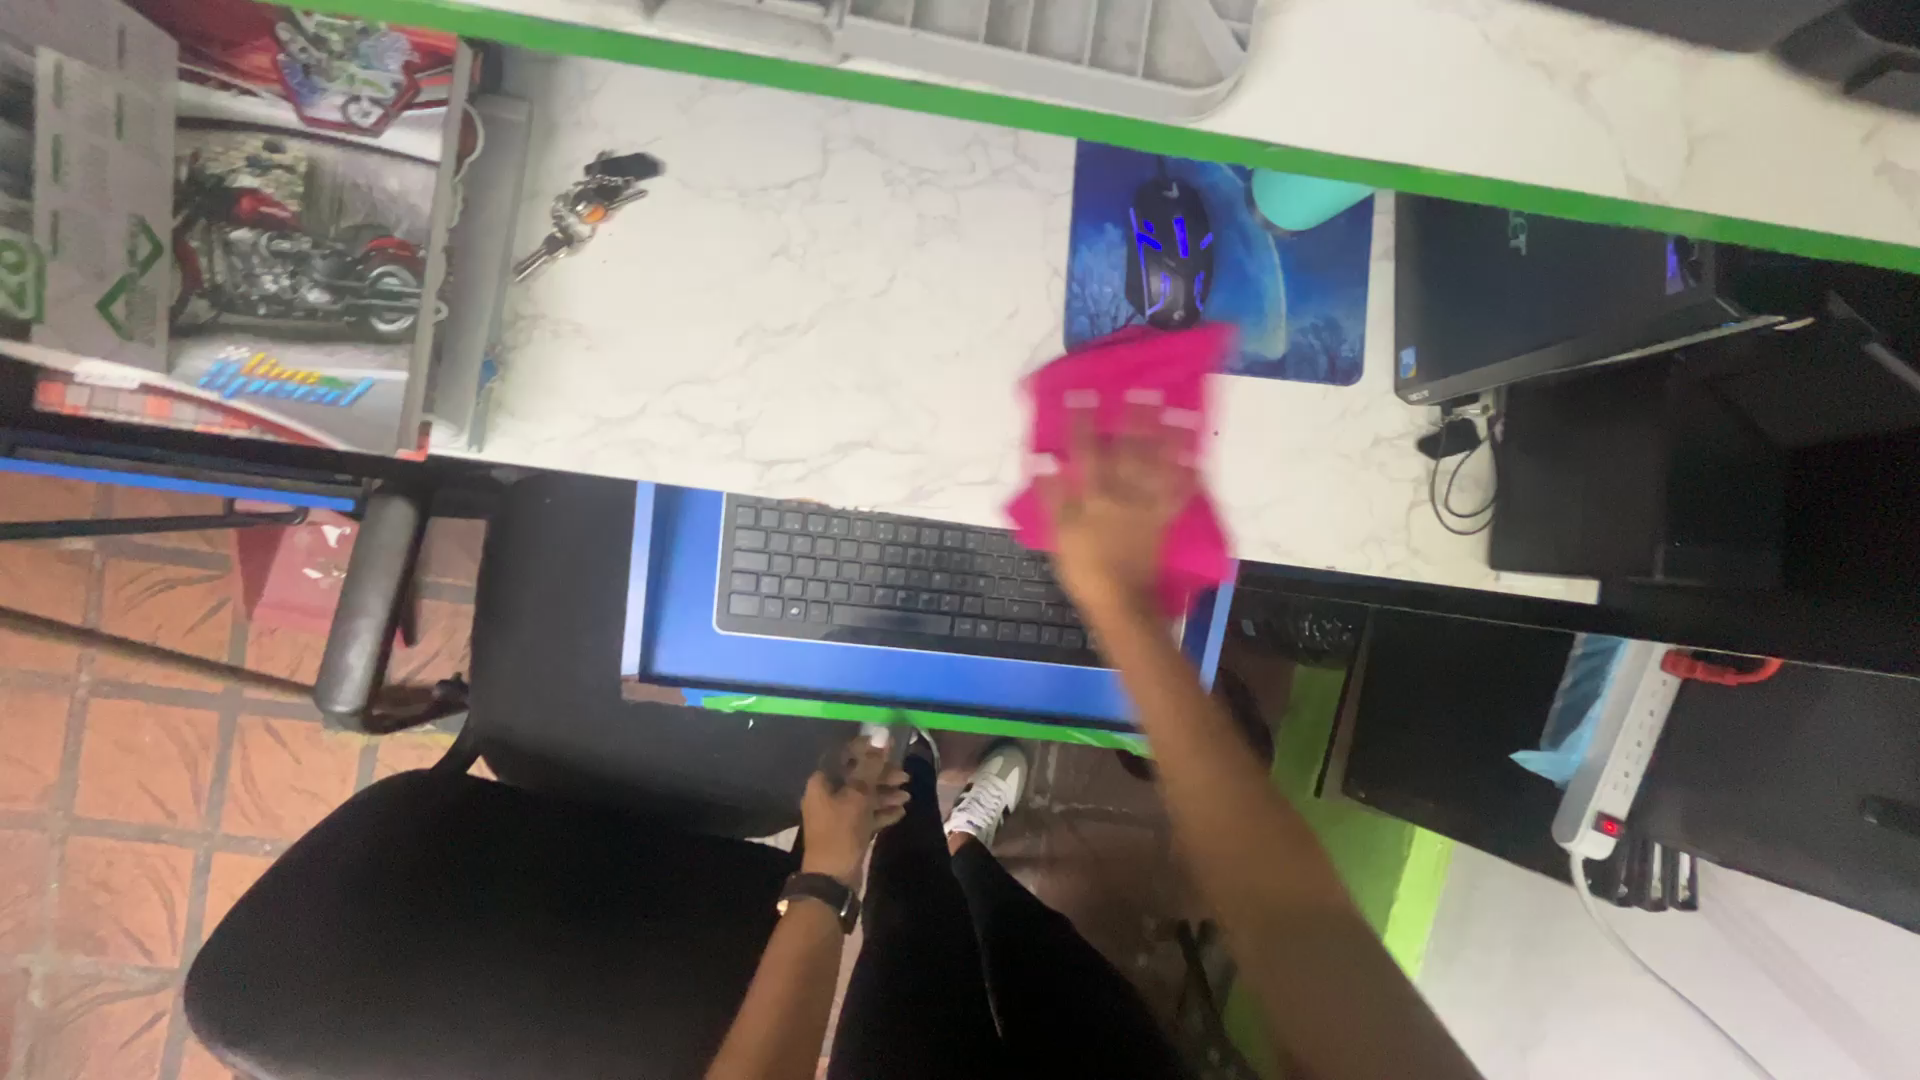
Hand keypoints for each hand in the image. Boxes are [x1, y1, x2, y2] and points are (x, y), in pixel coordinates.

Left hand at [799, 738, 909, 887]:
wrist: (832, 880)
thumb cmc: (841, 832)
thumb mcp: (857, 797)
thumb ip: (871, 767)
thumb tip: (883, 738)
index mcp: (822, 783)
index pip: (843, 755)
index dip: (866, 749)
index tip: (888, 747)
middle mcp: (827, 795)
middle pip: (857, 776)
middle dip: (881, 775)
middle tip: (905, 777)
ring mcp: (837, 815)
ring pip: (863, 797)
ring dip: (885, 794)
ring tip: (906, 797)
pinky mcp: (847, 832)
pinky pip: (866, 815)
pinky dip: (881, 812)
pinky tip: (900, 813)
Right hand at [1041, 405, 1194, 623]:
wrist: (1120, 602)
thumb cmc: (1083, 570)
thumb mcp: (1059, 534)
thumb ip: (1053, 497)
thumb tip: (1044, 462)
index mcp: (1093, 496)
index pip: (1086, 452)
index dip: (1083, 422)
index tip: (1084, 394)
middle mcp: (1123, 494)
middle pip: (1129, 451)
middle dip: (1135, 420)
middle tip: (1144, 390)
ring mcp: (1147, 507)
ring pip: (1158, 467)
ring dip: (1169, 439)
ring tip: (1179, 413)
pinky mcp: (1162, 521)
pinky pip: (1177, 494)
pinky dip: (1187, 475)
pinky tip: (1195, 457)